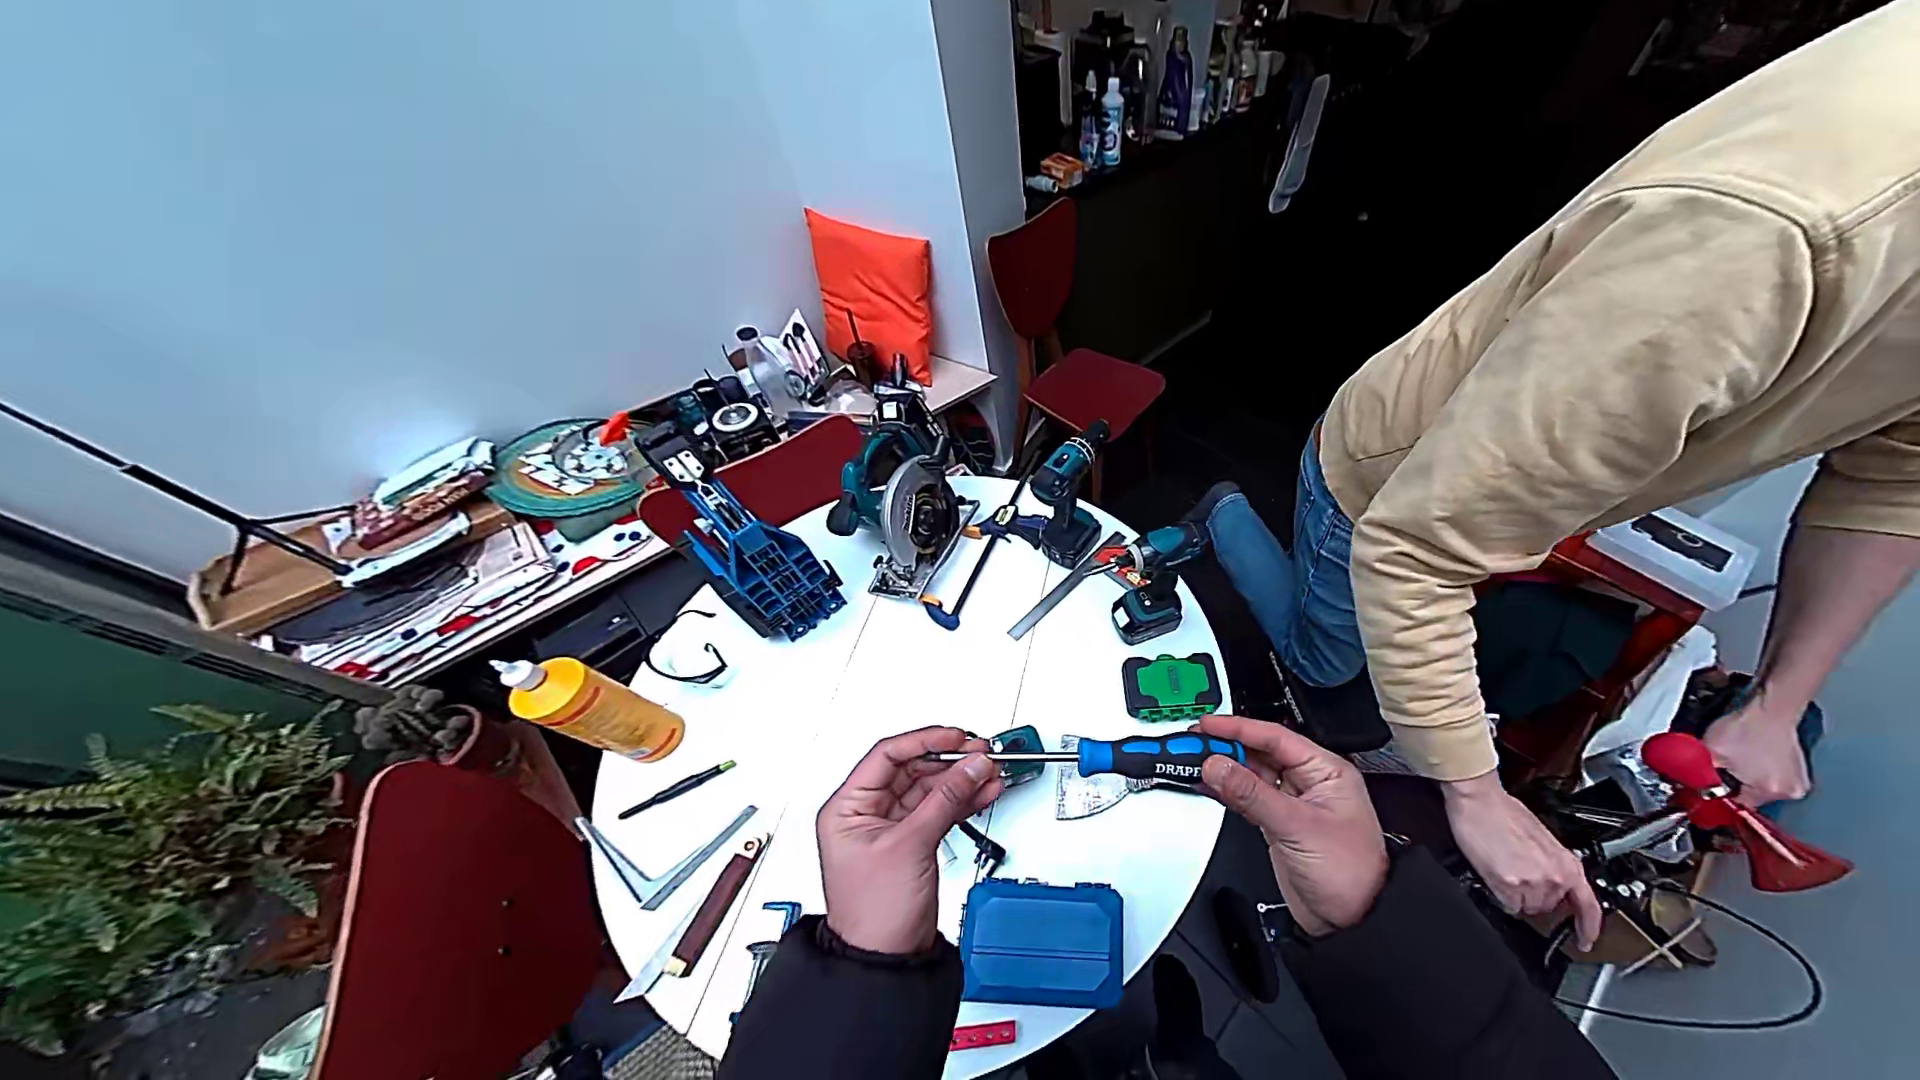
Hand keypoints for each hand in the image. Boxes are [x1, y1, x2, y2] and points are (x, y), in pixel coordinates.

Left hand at [816, 726, 1003, 954]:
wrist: (886, 963)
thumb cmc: (873, 915)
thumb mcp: (910, 845)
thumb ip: (945, 799)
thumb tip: (970, 766)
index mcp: (848, 807)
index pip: (887, 756)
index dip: (923, 741)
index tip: (954, 737)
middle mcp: (868, 812)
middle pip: (912, 769)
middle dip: (949, 760)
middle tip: (979, 754)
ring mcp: (892, 826)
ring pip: (930, 788)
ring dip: (961, 778)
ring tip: (988, 771)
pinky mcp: (913, 840)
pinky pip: (940, 808)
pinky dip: (962, 799)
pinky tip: (983, 791)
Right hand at [1194, 714, 1389, 936]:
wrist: (1355, 925)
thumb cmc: (1354, 876)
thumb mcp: (1298, 826)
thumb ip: (1252, 793)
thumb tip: (1217, 765)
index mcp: (1325, 771)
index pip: (1275, 737)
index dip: (1239, 728)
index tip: (1208, 725)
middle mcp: (1306, 782)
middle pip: (1257, 752)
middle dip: (1225, 746)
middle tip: (1193, 744)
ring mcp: (1289, 802)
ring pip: (1247, 772)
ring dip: (1221, 767)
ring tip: (1193, 761)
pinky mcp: (1274, 821)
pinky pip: (1242, 795)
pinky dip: (1222, 789)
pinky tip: (1205, 783)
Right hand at [1443, 773, 1602, 950]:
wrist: (1477, 797)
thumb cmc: (1500, 809)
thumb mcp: (1540, 837)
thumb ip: (1549, 863)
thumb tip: (1542, 875)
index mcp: (1567, 864)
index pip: (1590, 908)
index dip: (1589, 929)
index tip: (1584, 941)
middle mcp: (1554, 877)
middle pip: (1548, 906)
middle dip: (1532, 895)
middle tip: (1516, 876)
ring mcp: (1531, 882)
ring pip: (1526, 906)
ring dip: (1515, 895)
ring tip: (1501, 870)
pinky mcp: (1507, 884)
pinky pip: (1506, 904)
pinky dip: (1499, 895)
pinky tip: (1493, 877)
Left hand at [1704, 698, 1809, 805]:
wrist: (1768, 712)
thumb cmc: (1742, 731)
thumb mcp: (1709, 753)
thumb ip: (1699, 772)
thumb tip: (1689, 783)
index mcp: (1772, 792)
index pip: (1737, 804)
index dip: (1716, 796)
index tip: (1703, 788)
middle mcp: (1793, 791)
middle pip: (1749, 796)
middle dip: (1728, 785)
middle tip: (1714, 768)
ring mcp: (1799, 779)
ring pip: (1758, 785)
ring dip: (1741, 776)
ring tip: (1730, 759)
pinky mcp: (1797, 768)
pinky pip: (1768, 775)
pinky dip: (1753, 769)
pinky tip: (1745, 755)